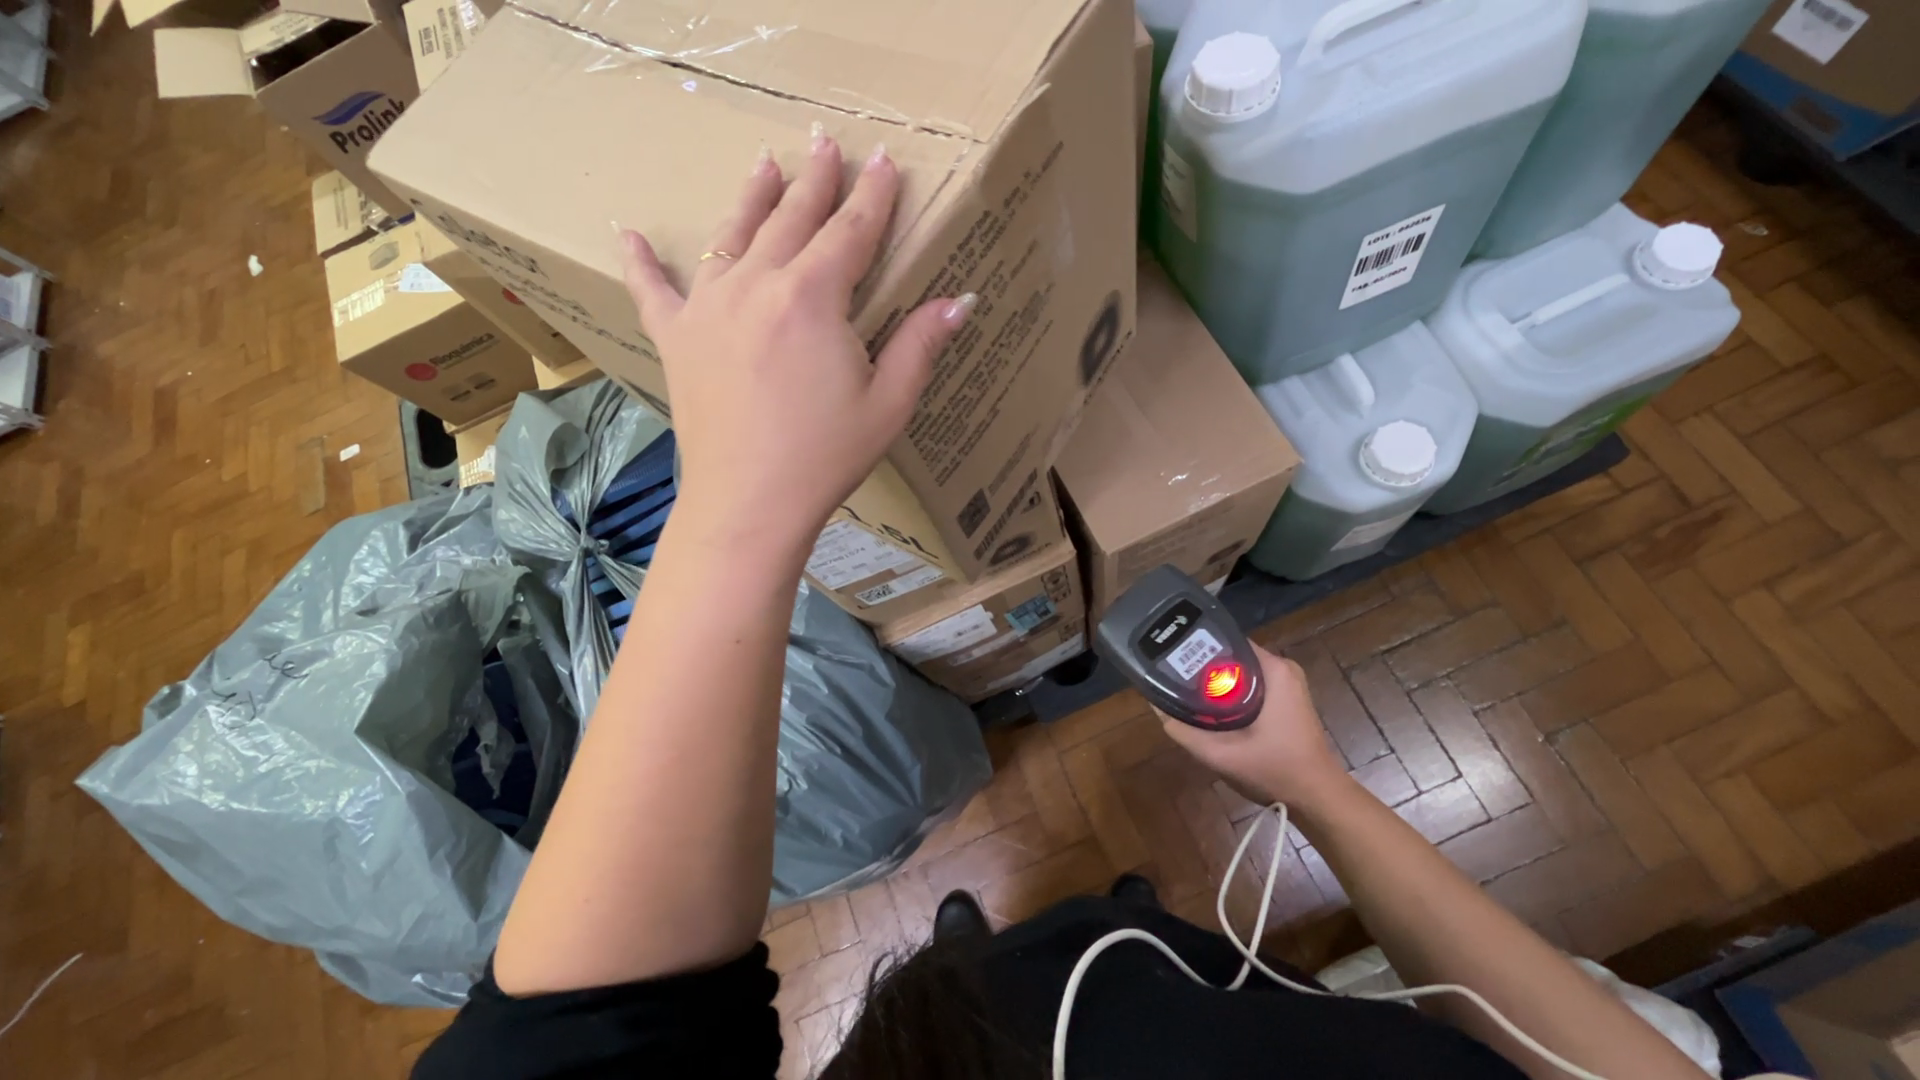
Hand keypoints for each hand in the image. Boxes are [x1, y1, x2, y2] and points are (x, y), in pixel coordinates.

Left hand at [618, 134, 975, 545]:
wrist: (748, 505)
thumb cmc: (824, 457)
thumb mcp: (889, 403)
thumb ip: (921, 344)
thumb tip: (960, 301)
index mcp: (813, 298)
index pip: (851, 231)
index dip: (873, 195)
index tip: (884, 161)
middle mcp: (756, 286)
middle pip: (791, 219)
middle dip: (816, 179)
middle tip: (826, 142)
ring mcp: (709, 309)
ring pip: (732, 236)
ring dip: (752, 197)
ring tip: (764, 163)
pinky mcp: (678, 340)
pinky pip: (654, 291)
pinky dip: (642, 263)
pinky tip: (627, 234)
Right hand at [1160, 645, 1351, 807]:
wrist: (1317, 796)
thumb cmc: (1275, 770)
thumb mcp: (1222, 754)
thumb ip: (1185, 731)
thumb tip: (1157, 708)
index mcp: (1275, 670)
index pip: (1229, 642)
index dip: (1200, 650)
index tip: (1175, 661)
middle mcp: (1284, 669)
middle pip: (1234, 656)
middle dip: (1205, 668)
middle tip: (1175, 681)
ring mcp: (1288, 684)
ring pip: (1242, 671)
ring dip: (1218, 683)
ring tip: (1188, 694)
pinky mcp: (1288, 698)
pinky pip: (1252, 684)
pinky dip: (1232, 693)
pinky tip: (1212, 709)